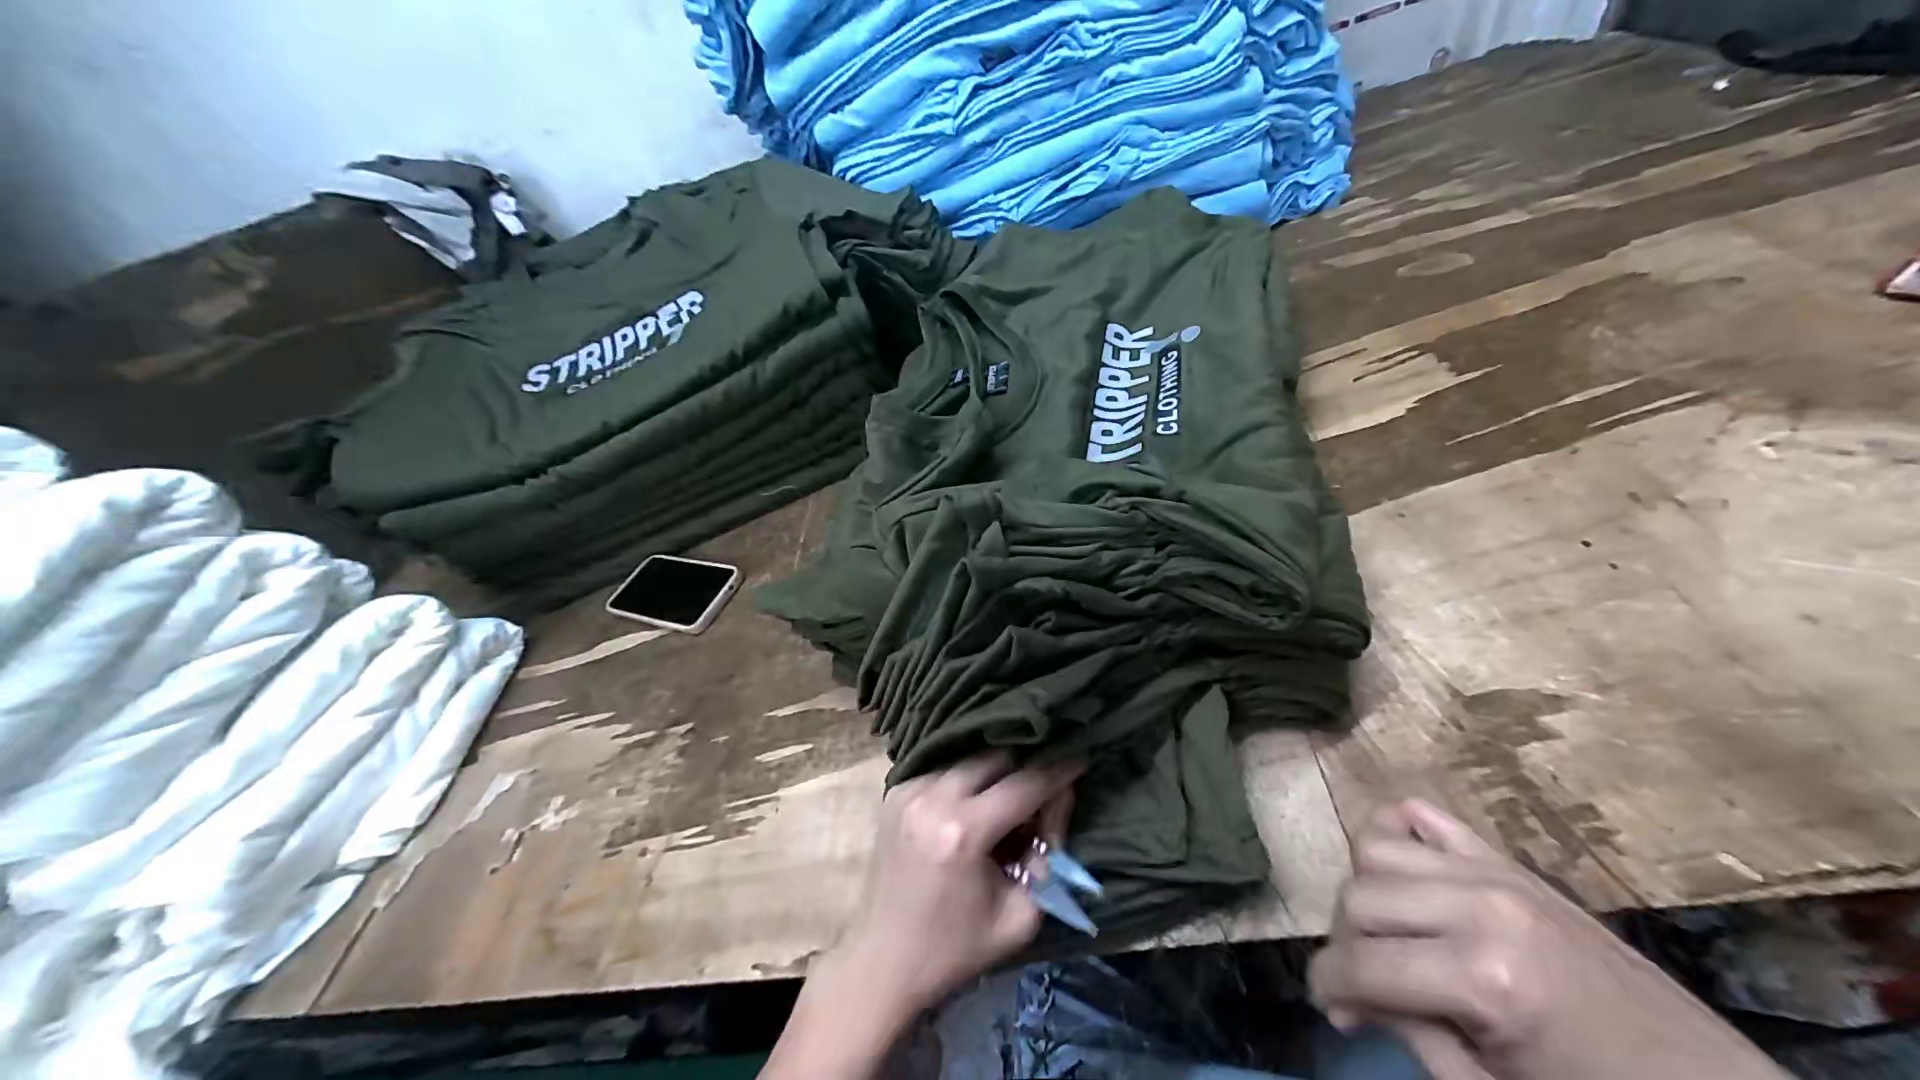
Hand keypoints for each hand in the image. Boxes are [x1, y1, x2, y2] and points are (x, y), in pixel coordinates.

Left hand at [762, 752, 1081, 1079]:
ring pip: (970, 759)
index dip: (1059, 769)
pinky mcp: (895, 791)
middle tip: (1044, 790)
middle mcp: (931, 797)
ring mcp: (908, 789)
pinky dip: (968, 780)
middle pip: (996, 757)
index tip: (1083, 756)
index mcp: (962, 831)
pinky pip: (945, 769)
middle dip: (1026, 766)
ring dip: (996, 772)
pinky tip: (976, 805)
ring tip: (1008, 804)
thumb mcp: (1022, 913)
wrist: (884, 961)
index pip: (1025, 783)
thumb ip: (1050, 848)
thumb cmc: (958, 947)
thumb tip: (1061, 794)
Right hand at [1309, 799, 1789, 1079]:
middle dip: (1344, 945)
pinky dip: (1397, 834)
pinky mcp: (1509, 860)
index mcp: (1484, 977)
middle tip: (1364, 988)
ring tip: (1388, 937)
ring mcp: (1496, 872)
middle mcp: (1480, 905)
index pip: (1360, 962)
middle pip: (1357, 897)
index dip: (1328, 987)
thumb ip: (1409, 1033)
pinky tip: (1405, 877)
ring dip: (1366, 894)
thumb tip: (1349, 999)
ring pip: (1374, 850)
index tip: (1333, 1009)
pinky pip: (1423, 815)